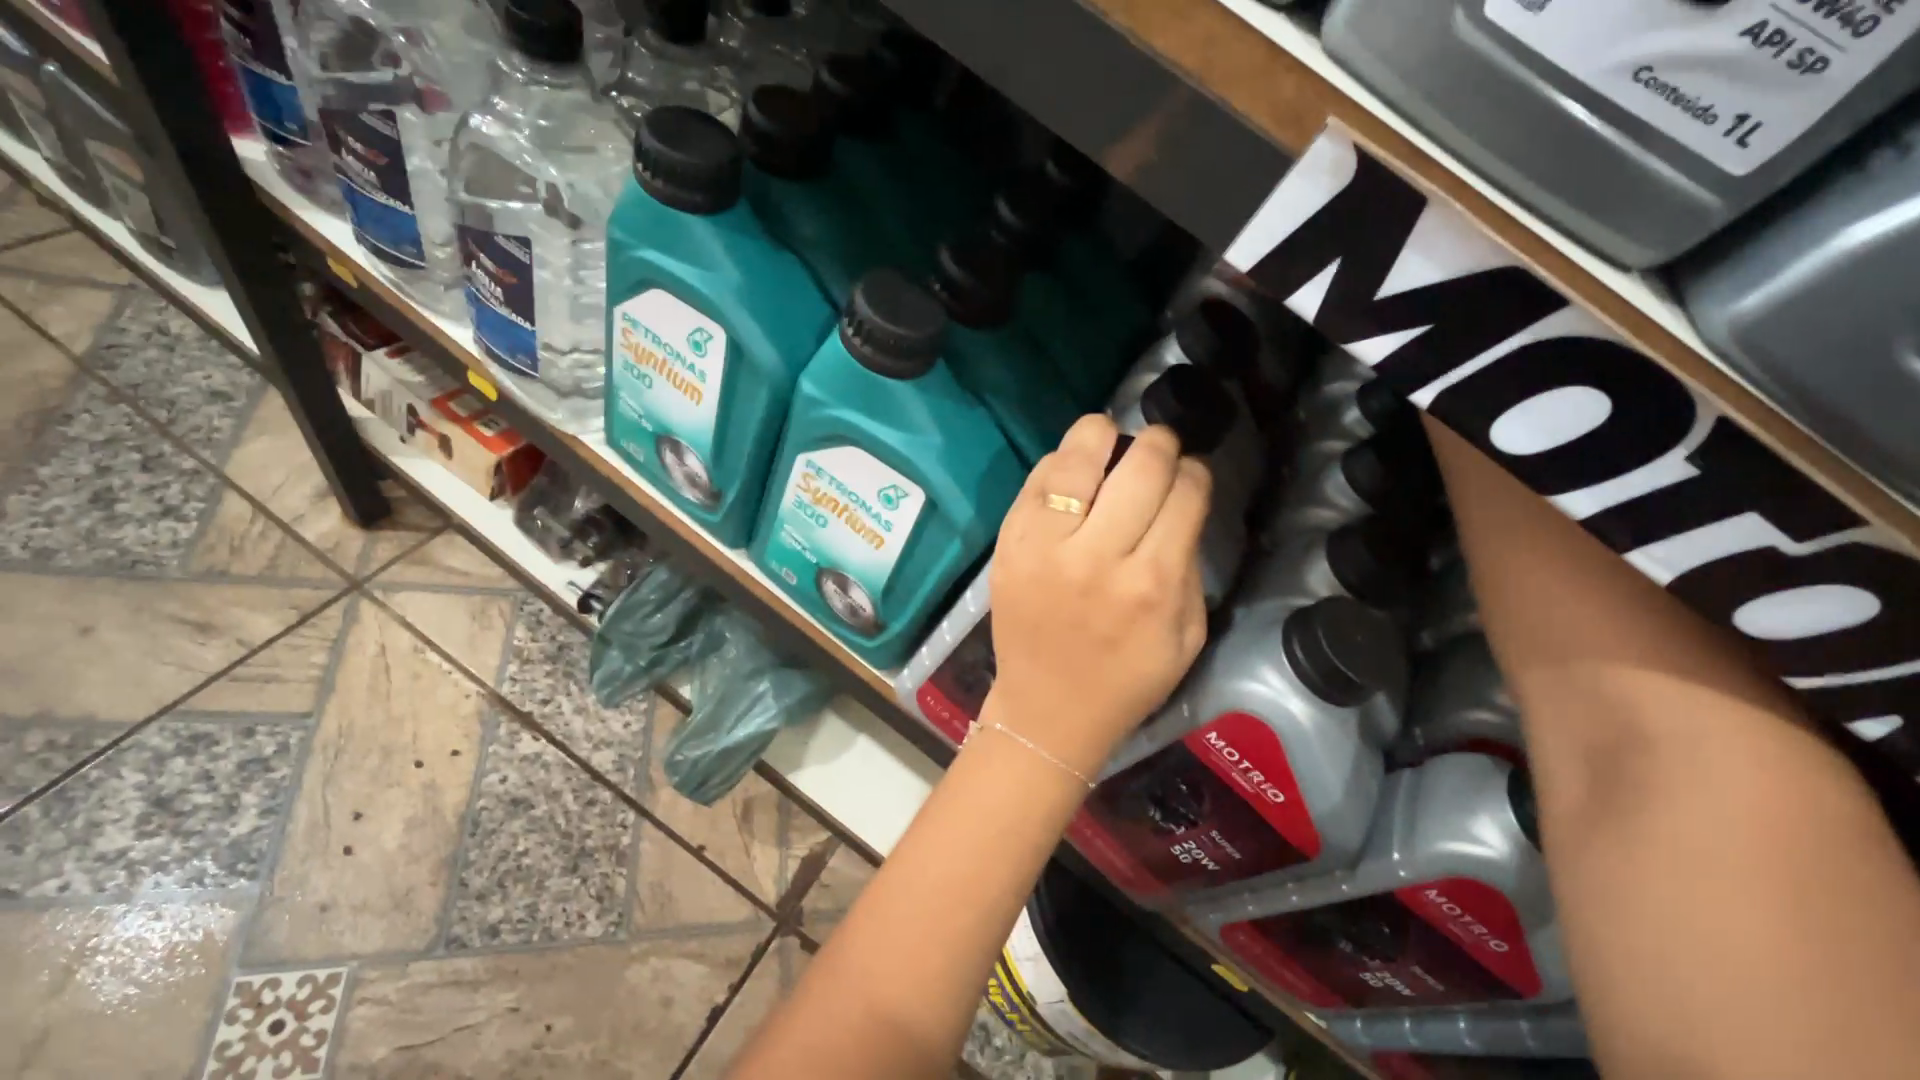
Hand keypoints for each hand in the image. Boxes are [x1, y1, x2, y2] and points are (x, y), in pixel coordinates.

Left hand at [986, 414, 1210, 776]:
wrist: (1048, 710)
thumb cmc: (1126, 679)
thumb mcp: (1187, 635)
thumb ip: (1191, 565)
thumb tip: (1183, 504)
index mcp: (1152, 583)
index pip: (1185, 492)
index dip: (1196, 471)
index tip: (1192, 474)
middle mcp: (1098, 555)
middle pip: (1141, 464)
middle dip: (1160, 443)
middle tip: (1160, 447)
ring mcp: (1045, 545)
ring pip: (1079, 456)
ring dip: (1103, 436)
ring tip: (1112, 441)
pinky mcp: (1009, 542)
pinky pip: (1037, 479)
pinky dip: (1060, 464)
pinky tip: (1074, 472)